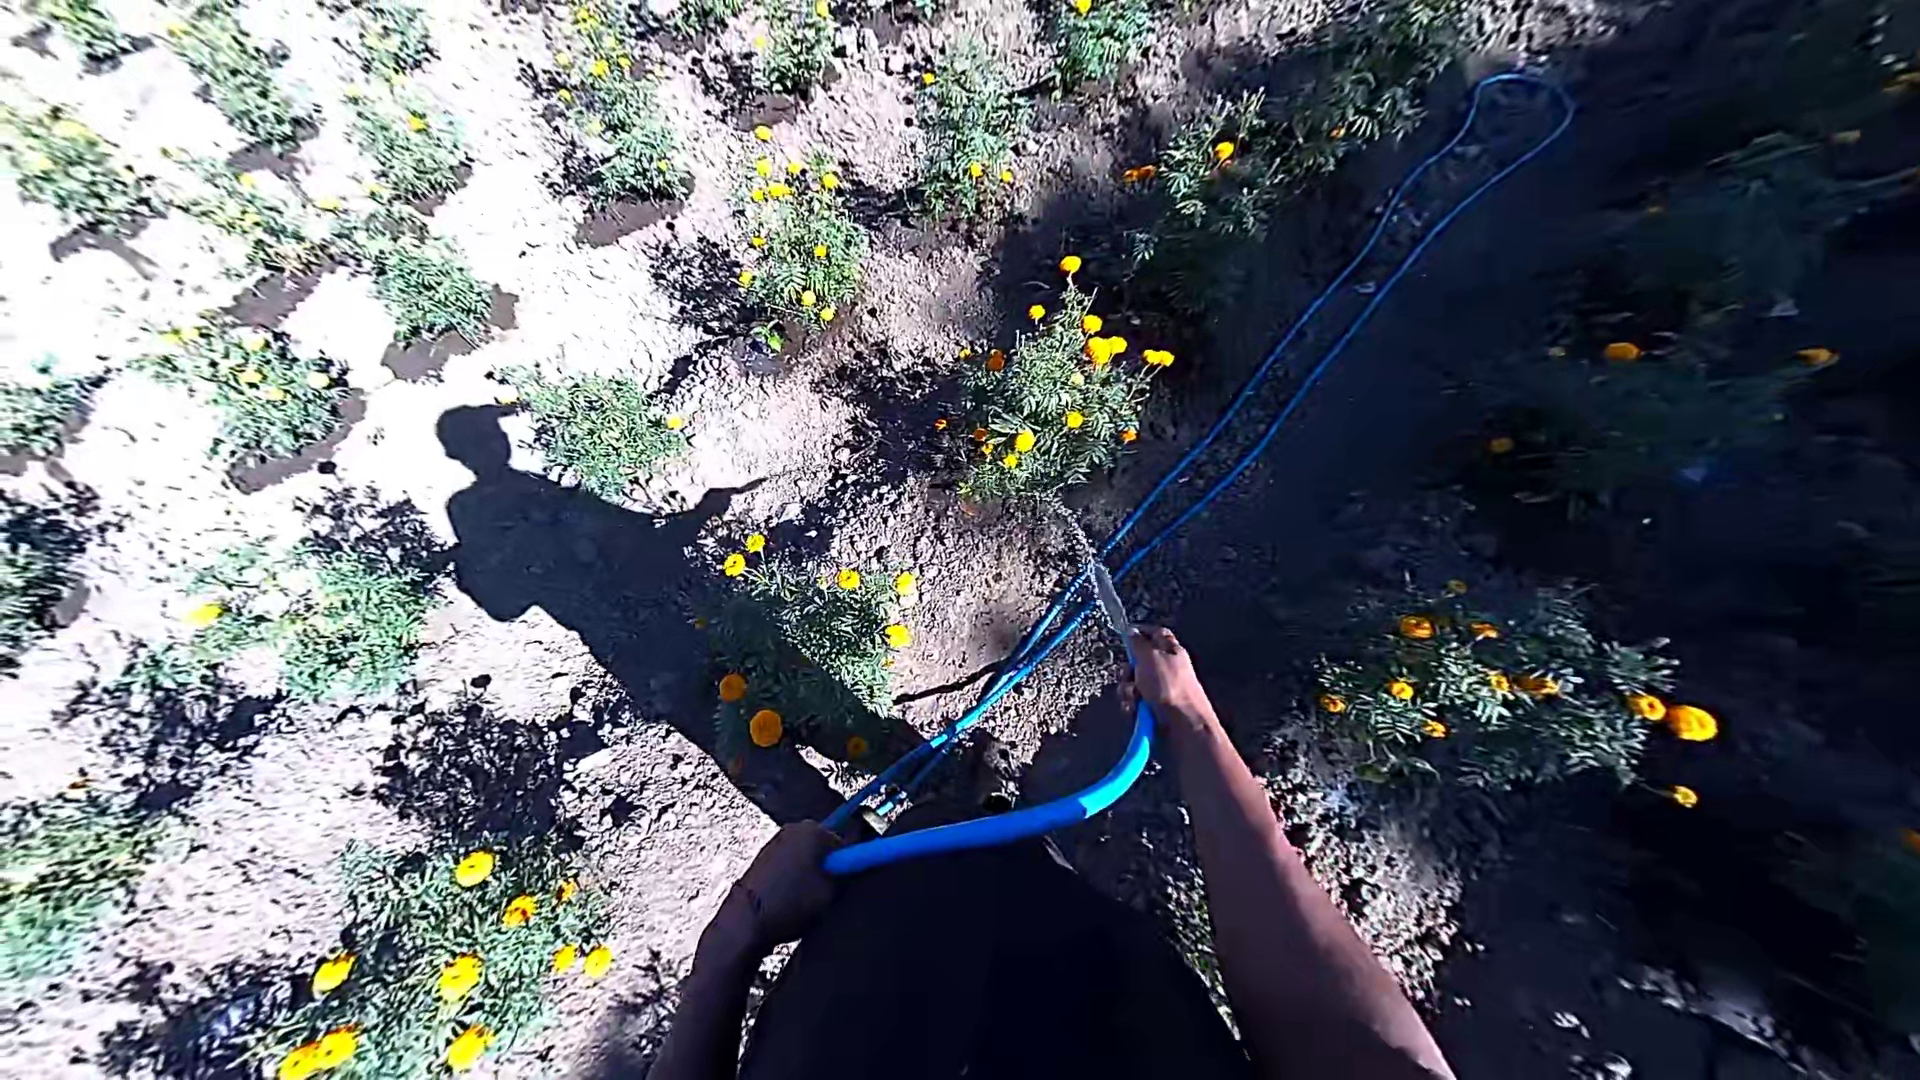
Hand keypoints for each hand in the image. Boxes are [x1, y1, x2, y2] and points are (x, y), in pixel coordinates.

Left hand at [699, 822, 839, 966]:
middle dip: (828, 868)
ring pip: (806, 856)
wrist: (746, 922)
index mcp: (815, 830)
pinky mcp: (764, 856)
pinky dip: (792, 877)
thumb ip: (847, 874)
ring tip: (805, 901)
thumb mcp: (831, 892)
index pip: (845, 842)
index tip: (848, 881)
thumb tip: (851, 869)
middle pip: (824, 846)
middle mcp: (795, 828)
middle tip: (827, 893)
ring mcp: (777, 840)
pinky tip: (789, 900)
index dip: (849, 865)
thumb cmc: (788, 904)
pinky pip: (789, 863)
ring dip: (809, 874)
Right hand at [1119, 625, 1217, 735]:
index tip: (1126, 635)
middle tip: (1130, 675)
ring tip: (1134, 698)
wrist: (1184, 728)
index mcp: (1171, 652)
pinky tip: (1135, 710)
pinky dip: (1131, 704)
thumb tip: (1131, 630)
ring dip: (1127, 690)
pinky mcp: (1153, 709)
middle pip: (1138, 661)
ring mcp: (1160, 690)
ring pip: (1132, 683)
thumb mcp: (1150, 657)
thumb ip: (1138, 643)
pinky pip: (1133, 701)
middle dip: (1128, 669)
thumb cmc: (1170, 688)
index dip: (1141, 632)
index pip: (1155, 634)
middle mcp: (1166, 669)